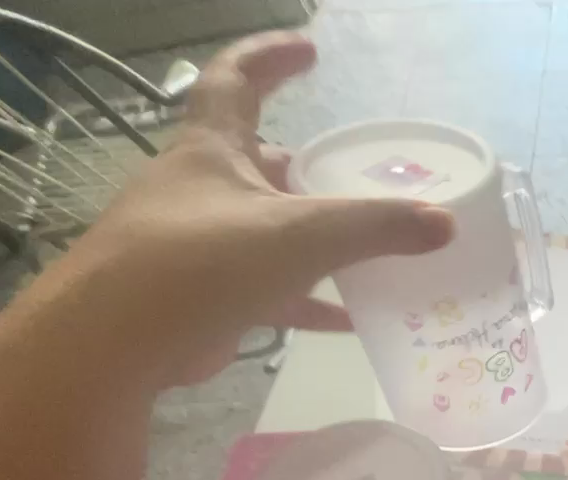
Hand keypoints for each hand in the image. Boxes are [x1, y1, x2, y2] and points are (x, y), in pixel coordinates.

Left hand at [38, 31, 453, 388]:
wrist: (121, 340)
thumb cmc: (202, 263)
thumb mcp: (302, 235)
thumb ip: (377, 227)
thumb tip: (446, 222)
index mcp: (213, 152)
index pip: (236, 81)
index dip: (271, 58)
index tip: (311, 51)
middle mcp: (204, 188)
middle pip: (262, 162)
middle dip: (310, 166)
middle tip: (361, 176)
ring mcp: (206, 242)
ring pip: (274, 228)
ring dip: (319, 235)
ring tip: (370, 246)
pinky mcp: (214, 293)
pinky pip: (278, 288)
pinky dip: (317, 299)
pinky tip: (355, 318)